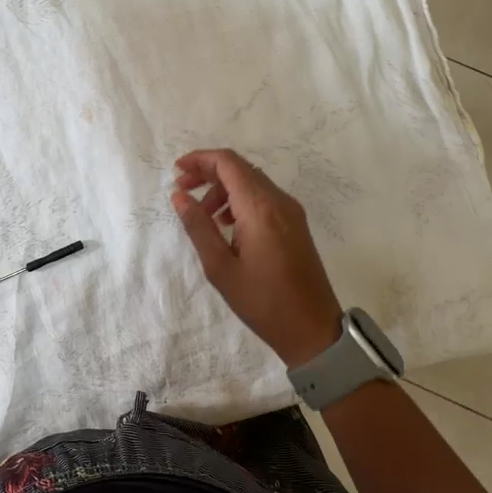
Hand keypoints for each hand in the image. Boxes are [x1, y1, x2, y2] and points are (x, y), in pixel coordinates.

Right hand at [172, 149, 343, 368]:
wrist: (314, 332)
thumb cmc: (264, 302)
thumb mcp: (220, 267)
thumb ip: (198, 226)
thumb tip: (179, 196)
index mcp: (260, 208)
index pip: (228, 163)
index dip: (199, 160)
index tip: (177, 173)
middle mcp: (279, 201)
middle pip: (239, 167)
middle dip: (208, 172)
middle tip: (183, 190)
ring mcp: (291, 212)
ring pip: (251, 181)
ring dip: (223, 187)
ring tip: (203, 213)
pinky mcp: (296, 224)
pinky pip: (263, 197)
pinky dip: (240, 199)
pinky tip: (227, 224)